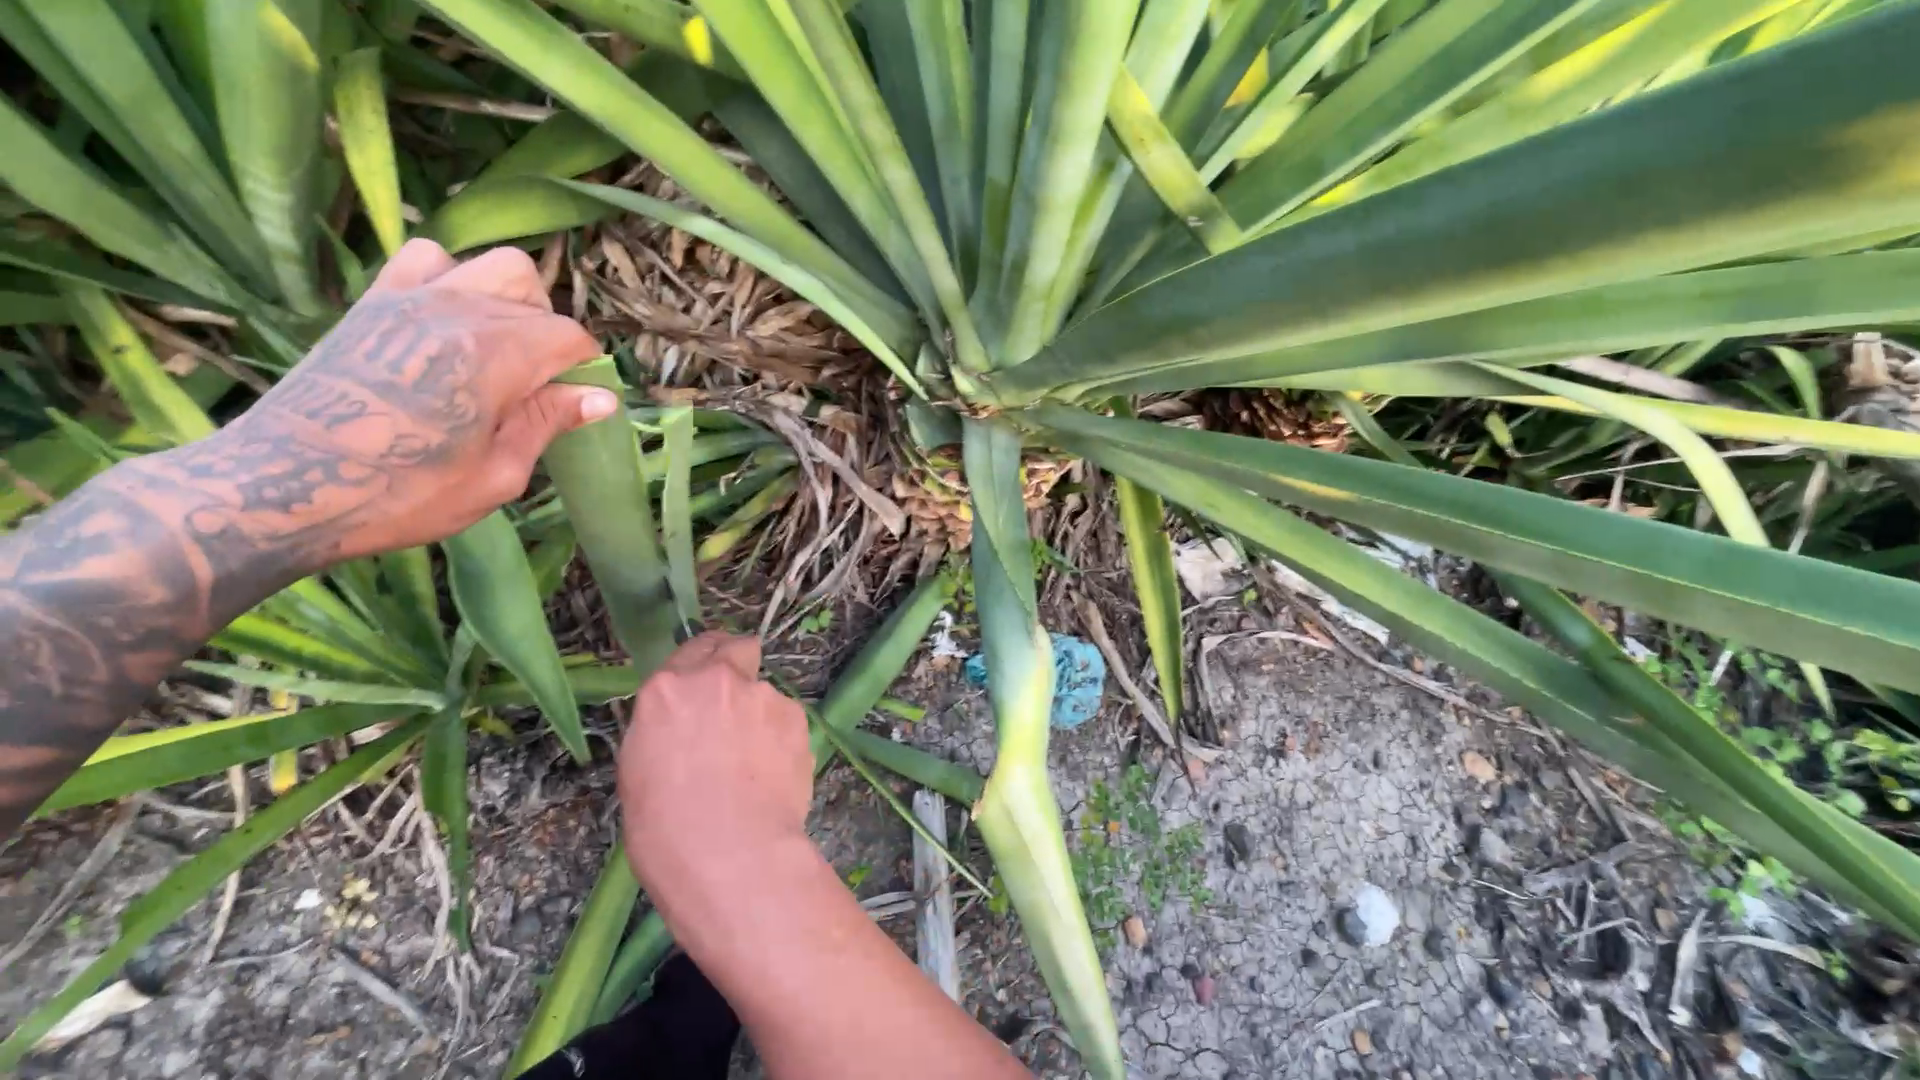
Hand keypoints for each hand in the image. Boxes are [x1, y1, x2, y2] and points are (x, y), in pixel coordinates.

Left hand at [212, 239, 614, 560]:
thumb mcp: (497, 474)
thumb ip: (548, 422)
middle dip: (548, 330)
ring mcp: (411, 297)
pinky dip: (450, 279)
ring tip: (494, 347)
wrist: (285, 487)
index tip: (572, 402)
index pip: (570, 336)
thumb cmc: (405, 495)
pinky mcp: (374, 302)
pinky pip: (426, 259)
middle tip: (533, 381)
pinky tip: (446, 322)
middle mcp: (459, 309)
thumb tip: (601, 397)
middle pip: (532, 291)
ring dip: (505, 299)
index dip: (583, 369)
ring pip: (487, 265)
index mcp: (497, 355)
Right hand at [617, 632, 812, 899]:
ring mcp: (763, 696)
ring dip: (760, 716)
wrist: (730, 854)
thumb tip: (683, 725)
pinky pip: (787, 722)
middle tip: (737, 703)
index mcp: (668, 690)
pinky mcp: (797, 720)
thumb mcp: (639, 769)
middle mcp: (719, 680)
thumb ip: (665, 727)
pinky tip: (773, 776)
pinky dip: (781, 740)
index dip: (703, 661)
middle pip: (738, 648)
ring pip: (765, 694)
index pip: (692, 650)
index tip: (709, 677)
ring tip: (754, 766)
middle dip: (739, 662)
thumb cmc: (665, 827)